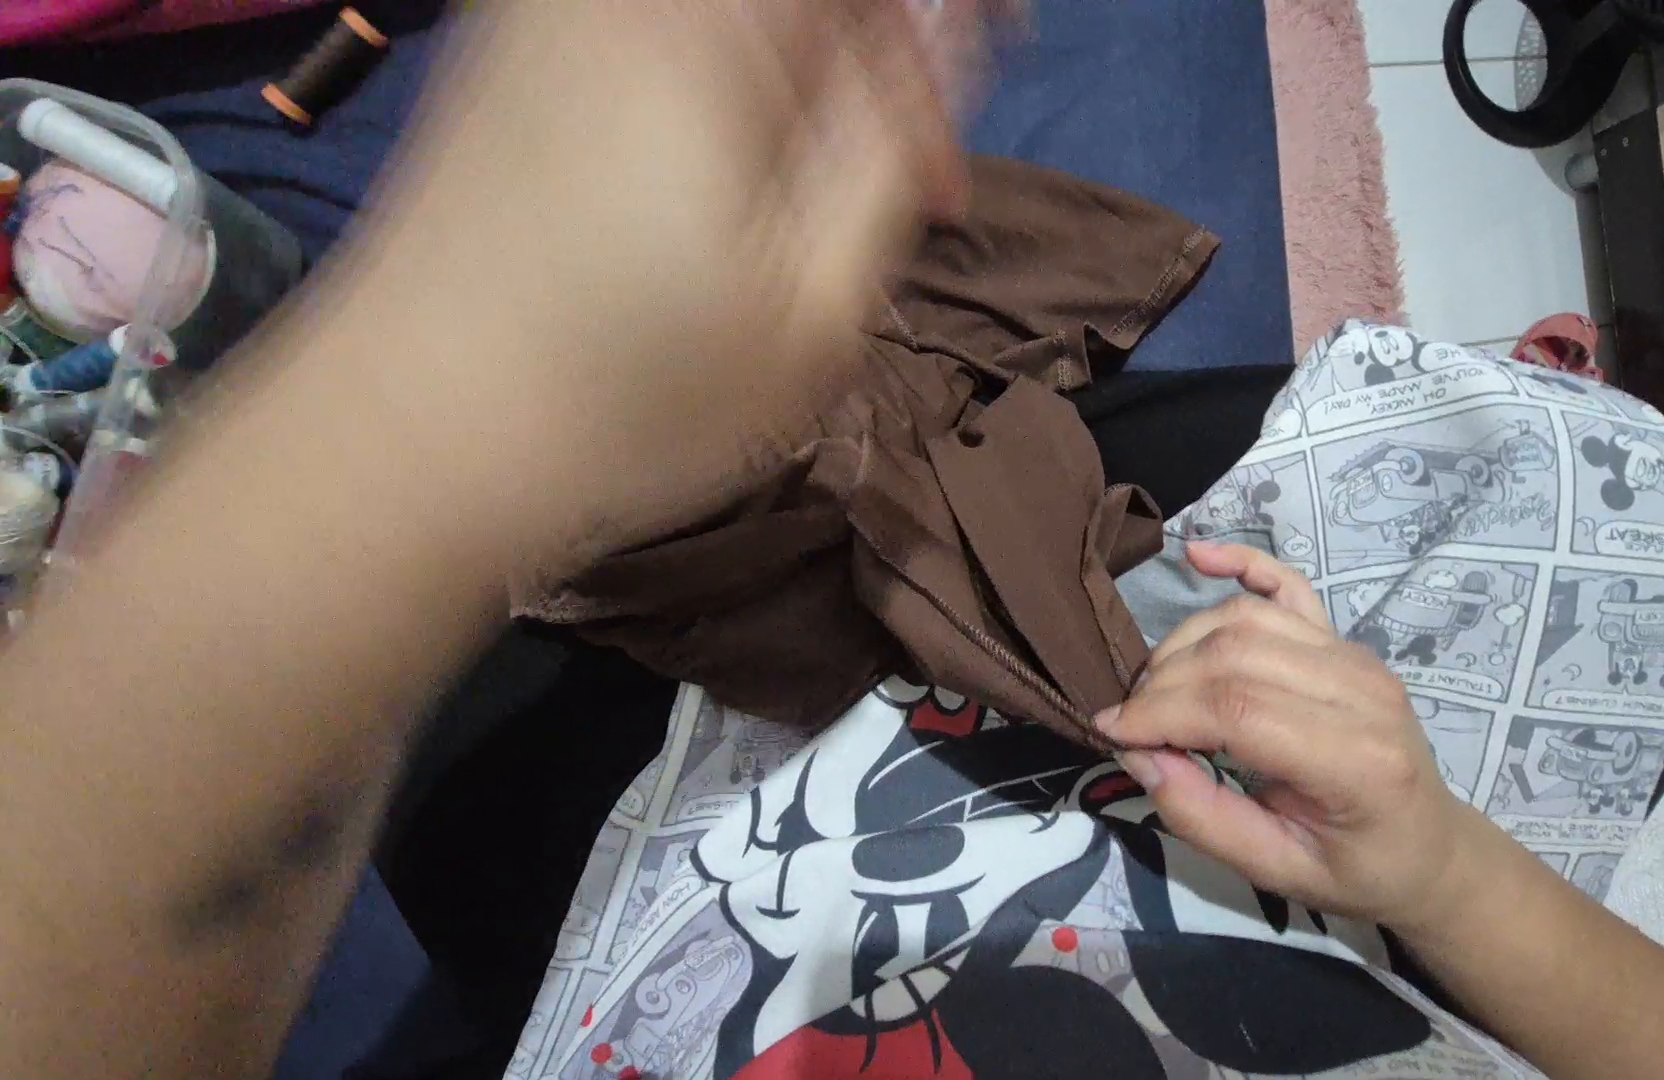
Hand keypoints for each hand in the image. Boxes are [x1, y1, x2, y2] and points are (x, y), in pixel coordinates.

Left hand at [333, 0, 988, 554]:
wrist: (410, 453)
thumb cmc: (638, 406)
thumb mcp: (813, 309)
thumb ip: (888, 157)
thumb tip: (950, 31)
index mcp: (702, 34)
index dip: (937, 8)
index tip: (991, 51)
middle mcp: (614, 1)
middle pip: (797, 7)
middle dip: (880, 76)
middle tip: (916, 198)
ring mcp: (548, 28)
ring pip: (736, 33)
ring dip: (813, 103)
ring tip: (827, 226)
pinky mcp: (513, 80)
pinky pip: (667, 53)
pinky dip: (737, 112)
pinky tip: (737, 211)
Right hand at [1094, 541, 1485, 931]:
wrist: (1428, 844)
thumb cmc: (1356, 867)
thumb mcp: (1276, 872)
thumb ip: (1201, 816)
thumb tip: (1136, 752)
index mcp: (1355, 758)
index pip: (1235, 707)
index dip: (1159, 712)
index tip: (1111, 731)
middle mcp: (1359, 688)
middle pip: (1231, 655)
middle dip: (1160, 683)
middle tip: (1131, 722)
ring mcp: (1353, 654)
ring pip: (1242, 618)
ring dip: (1180, 644)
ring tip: (1154, 688)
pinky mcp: (1342, 638)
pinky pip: (1285, 584)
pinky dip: (1240, 561)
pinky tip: (1196, 554)